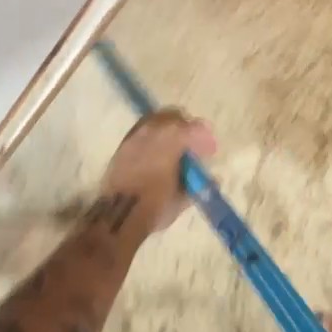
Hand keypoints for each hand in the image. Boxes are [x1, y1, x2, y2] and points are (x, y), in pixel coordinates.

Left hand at [100, 108, 216, 230]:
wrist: (117, 215)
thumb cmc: (155, 205)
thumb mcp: (183, 198)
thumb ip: (200, 184)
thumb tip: (213, 178)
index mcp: (173, 137)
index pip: (196, 127)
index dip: (205, 139)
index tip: (210, 153)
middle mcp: (153, 129)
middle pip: (175, 117)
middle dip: (187, 129)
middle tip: (192, 148)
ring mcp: (135, 135)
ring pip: (156, 121)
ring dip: (168, 132)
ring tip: (173, 151)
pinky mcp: (122, 145)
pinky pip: (142, 132)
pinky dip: (153, 139)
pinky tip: (156, 157)